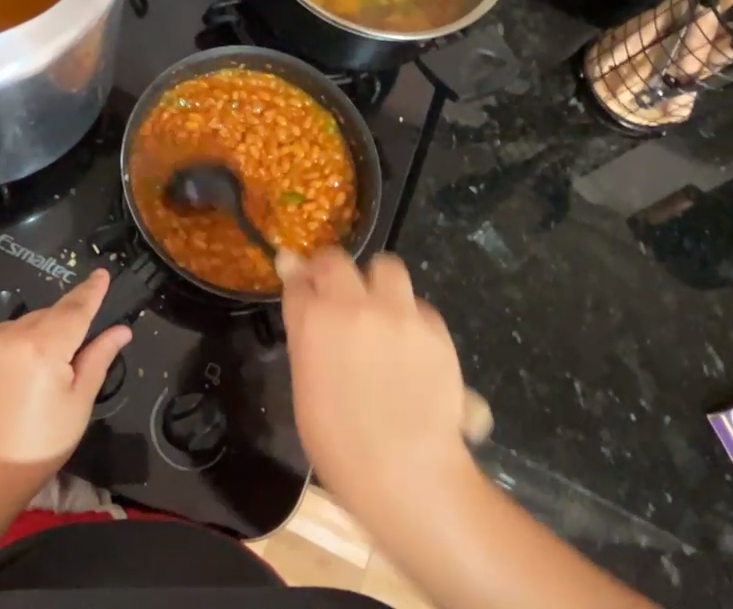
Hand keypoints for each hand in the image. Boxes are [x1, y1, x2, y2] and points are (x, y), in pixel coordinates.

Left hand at [0, 269, 132, 490]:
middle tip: (71, 361)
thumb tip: (121, 330)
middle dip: (63, 328)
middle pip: (48, 317)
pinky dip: (11, 347)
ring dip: (36, 338)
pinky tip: (11, 380)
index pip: (75, 308)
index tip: (102, 274)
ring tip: (37, 379)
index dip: (91, 291)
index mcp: (44, 346)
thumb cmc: (36, 447)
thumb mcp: (77, 405)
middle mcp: (11, 333)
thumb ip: (98, 359)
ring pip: (22, 326)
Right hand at [281, 250, 473, 511]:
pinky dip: (410, 317)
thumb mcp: (307, 390)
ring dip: (377, 283)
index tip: (300, 284)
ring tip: (378, 308)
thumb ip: (307, 341)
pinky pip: (419, 306)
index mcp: (312, 323)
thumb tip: (308, 314)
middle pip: (336, 261)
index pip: (297, 281)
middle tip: (333, 291)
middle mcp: (353, 306)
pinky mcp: (434, 328)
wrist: (406, 472)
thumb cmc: (340, 446)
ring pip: (387, 267)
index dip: (297, 281)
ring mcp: (398, 313)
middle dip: (330, 271)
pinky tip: (409, 345)